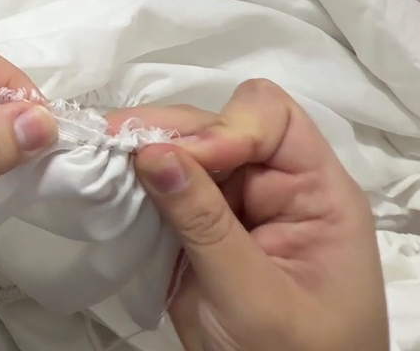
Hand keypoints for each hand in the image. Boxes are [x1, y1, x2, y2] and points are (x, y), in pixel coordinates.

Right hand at [115, 79, 386, 350]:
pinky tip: (110, 182)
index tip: (184, 160)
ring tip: (103, 161)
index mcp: (315, 195)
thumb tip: (151, 151)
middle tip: (115, 149)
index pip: (270, 117)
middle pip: (214, 122)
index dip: (225, 126)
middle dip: (166, 134)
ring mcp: (231, 202)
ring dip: (141, 150)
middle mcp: (273, 185)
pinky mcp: (194, 220)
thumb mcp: (257, 302)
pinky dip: (131, 176)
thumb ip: (206, 224)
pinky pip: (159, 178)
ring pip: (178, 146)